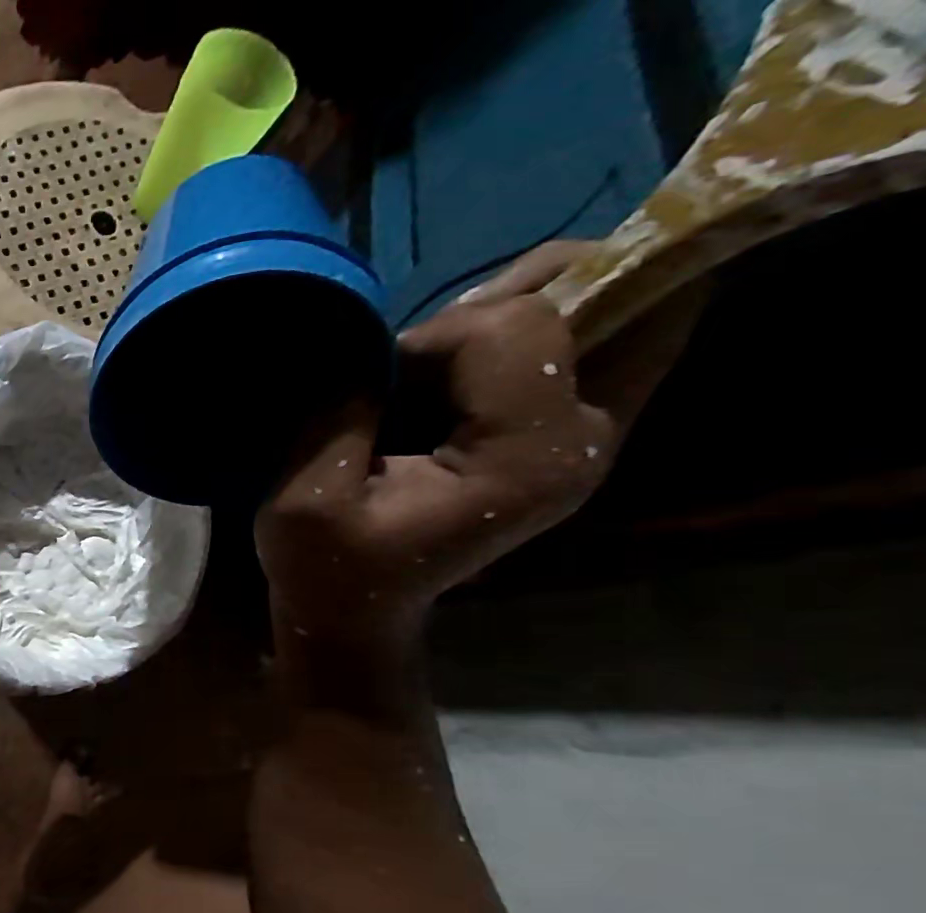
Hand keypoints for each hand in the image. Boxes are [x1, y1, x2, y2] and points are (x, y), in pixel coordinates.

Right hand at [257, 241, 666, 640]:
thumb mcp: (306, 497)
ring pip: (617, 301)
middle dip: (517, 293)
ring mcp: (587, 432)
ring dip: (517, 303)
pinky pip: (586, 333)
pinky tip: (457, 360)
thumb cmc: (326, 565)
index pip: (520, 327)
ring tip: (442, 353)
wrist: (356, 606)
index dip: (434, 337)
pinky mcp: (563, 428)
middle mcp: (583, 438)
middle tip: (438, 339)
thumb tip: (366, 336)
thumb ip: (339, 410)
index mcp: (526, 460)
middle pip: (618, 293)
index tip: (379, 386)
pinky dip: (524, 320)